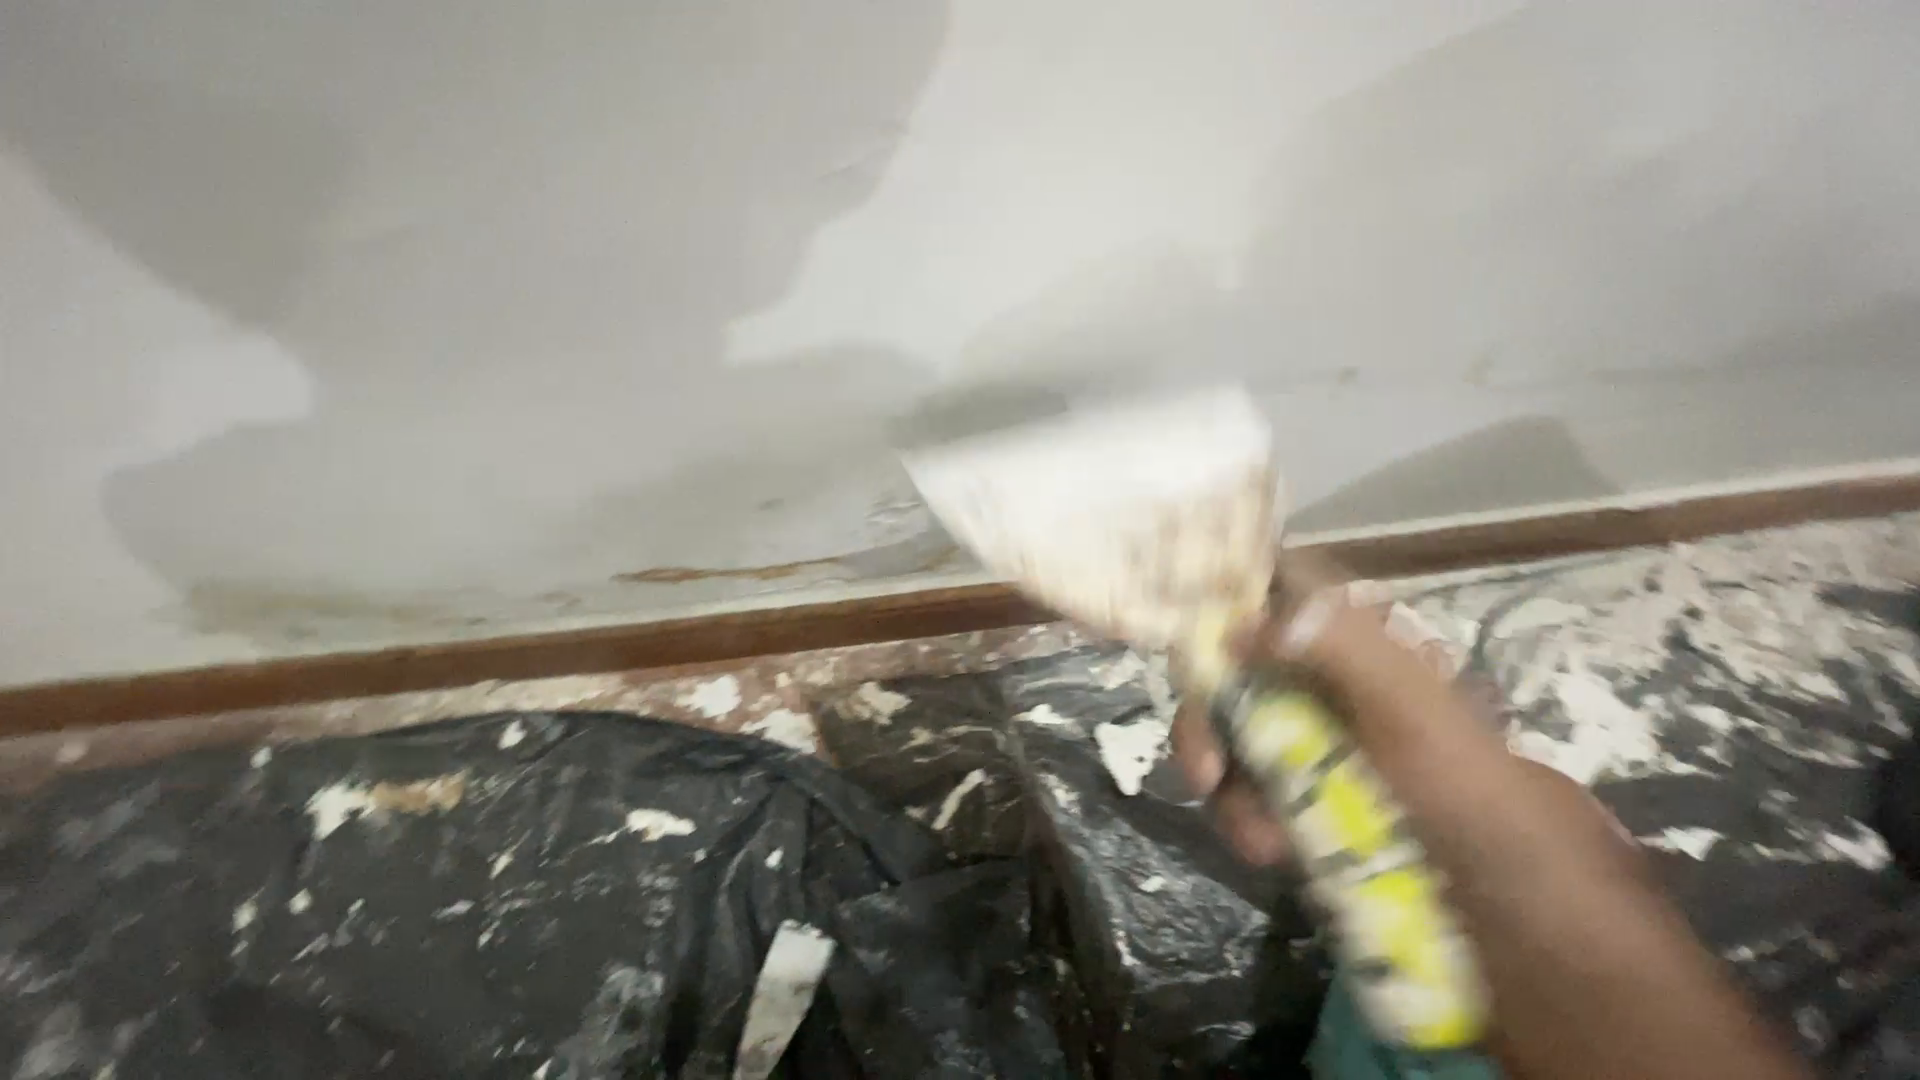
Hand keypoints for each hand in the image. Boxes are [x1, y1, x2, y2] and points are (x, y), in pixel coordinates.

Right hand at [1169, 555, 1473, 863]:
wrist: (1517, 899)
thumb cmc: (1467, 788)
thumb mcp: (1411, 709)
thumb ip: (1334, 648)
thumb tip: (1233, 623)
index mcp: (1342, 641)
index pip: (1271, 584)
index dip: (1218, 588)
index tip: (1176, 625)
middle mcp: (1312, 678)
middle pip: (1223, 670)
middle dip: (1203, 723)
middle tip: (1204, 774)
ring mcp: (1301, 736)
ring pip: (1223, 736)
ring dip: (1224, 787)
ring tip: (1258, 840)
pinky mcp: (1295, 791)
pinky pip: (1240, 789)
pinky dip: (1242, 819)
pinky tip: (1269, 850)